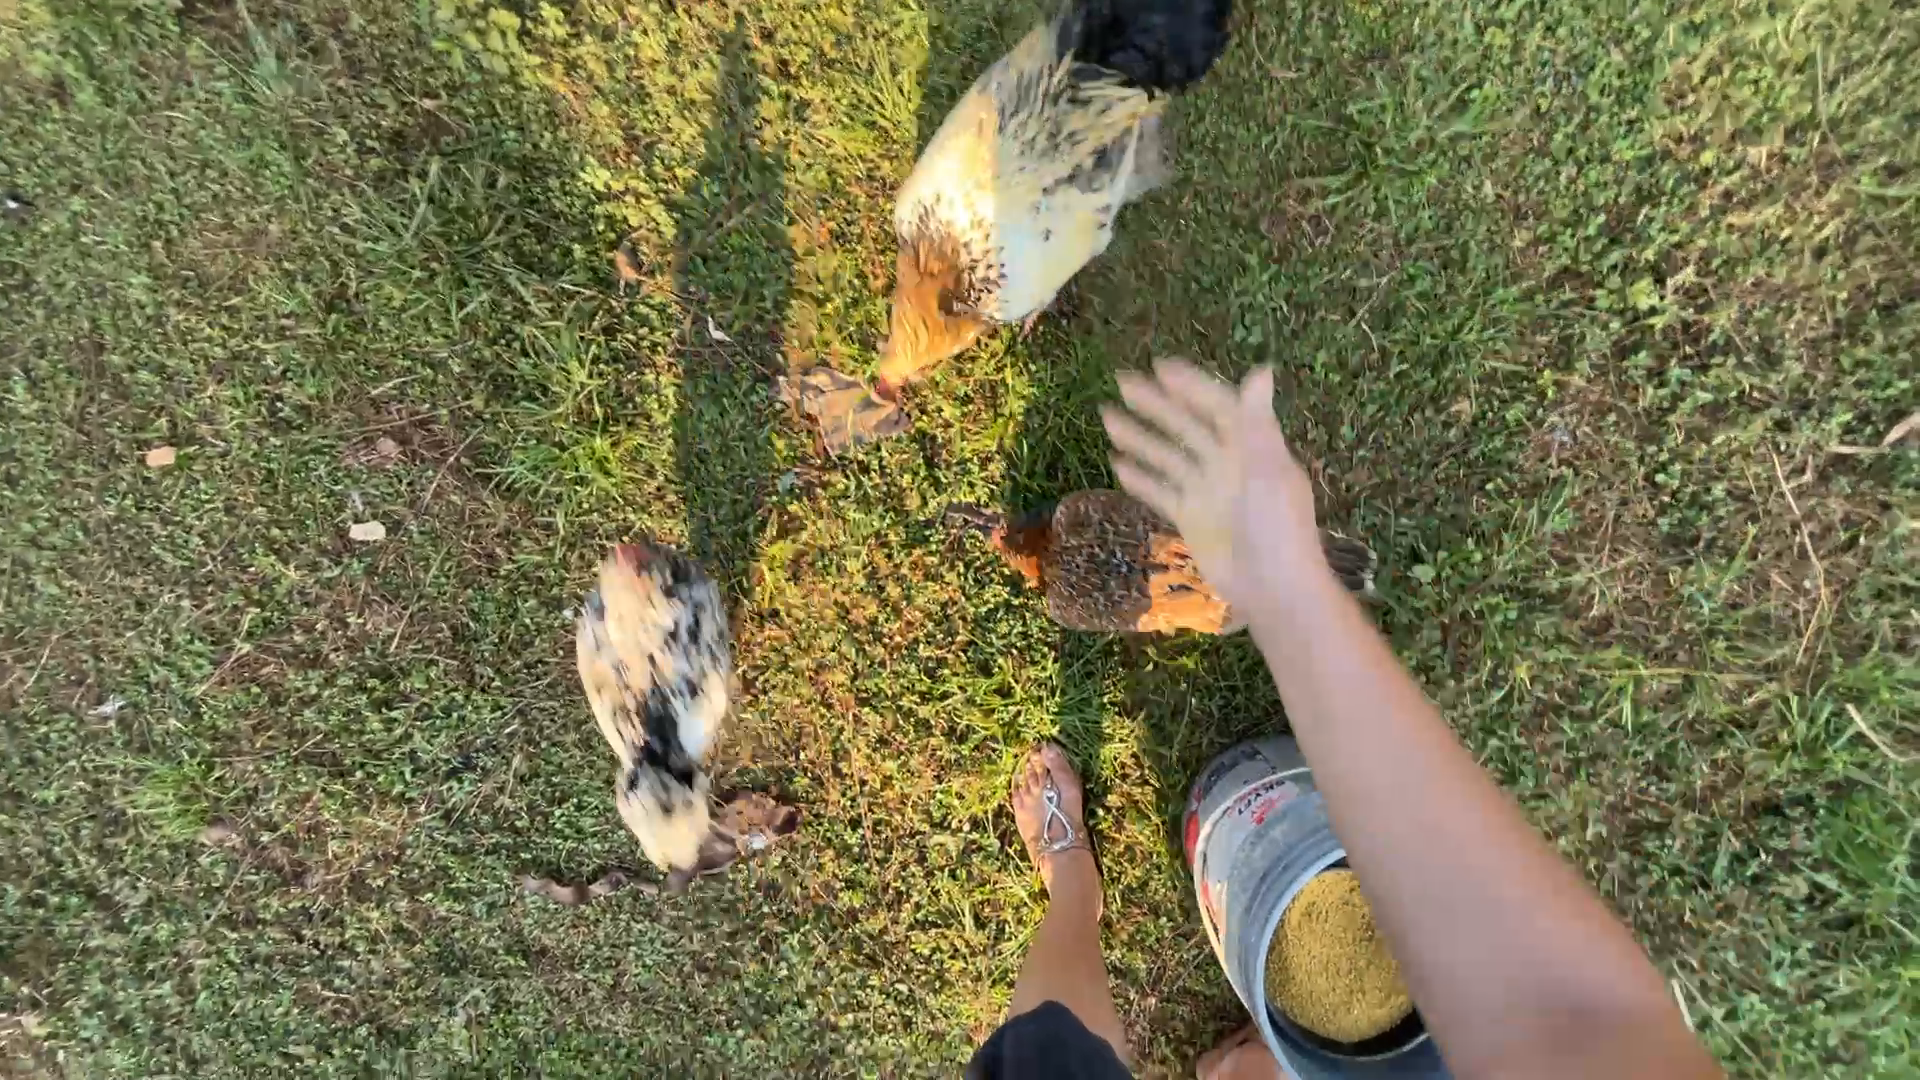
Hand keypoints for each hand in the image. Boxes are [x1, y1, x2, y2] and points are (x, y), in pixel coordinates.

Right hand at [1100, 358, 1322, 610]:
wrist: (1272, 587)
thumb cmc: (1277, 527)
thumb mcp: (1269, 470)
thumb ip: (1256, 423)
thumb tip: (1261, 369)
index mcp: (1250, 447)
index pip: (1216, 406)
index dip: (1190, 386)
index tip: (1159, 367)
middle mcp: (1225, 463)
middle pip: (1185, 426)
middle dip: (1155, 405)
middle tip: (1121, 383)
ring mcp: (1205, 491)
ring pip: (1167, 456)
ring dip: (1139, 437)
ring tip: (1107, 418)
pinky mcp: (1190, 518)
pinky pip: (1160, 492)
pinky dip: (1140, 479)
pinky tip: (1116, 464)